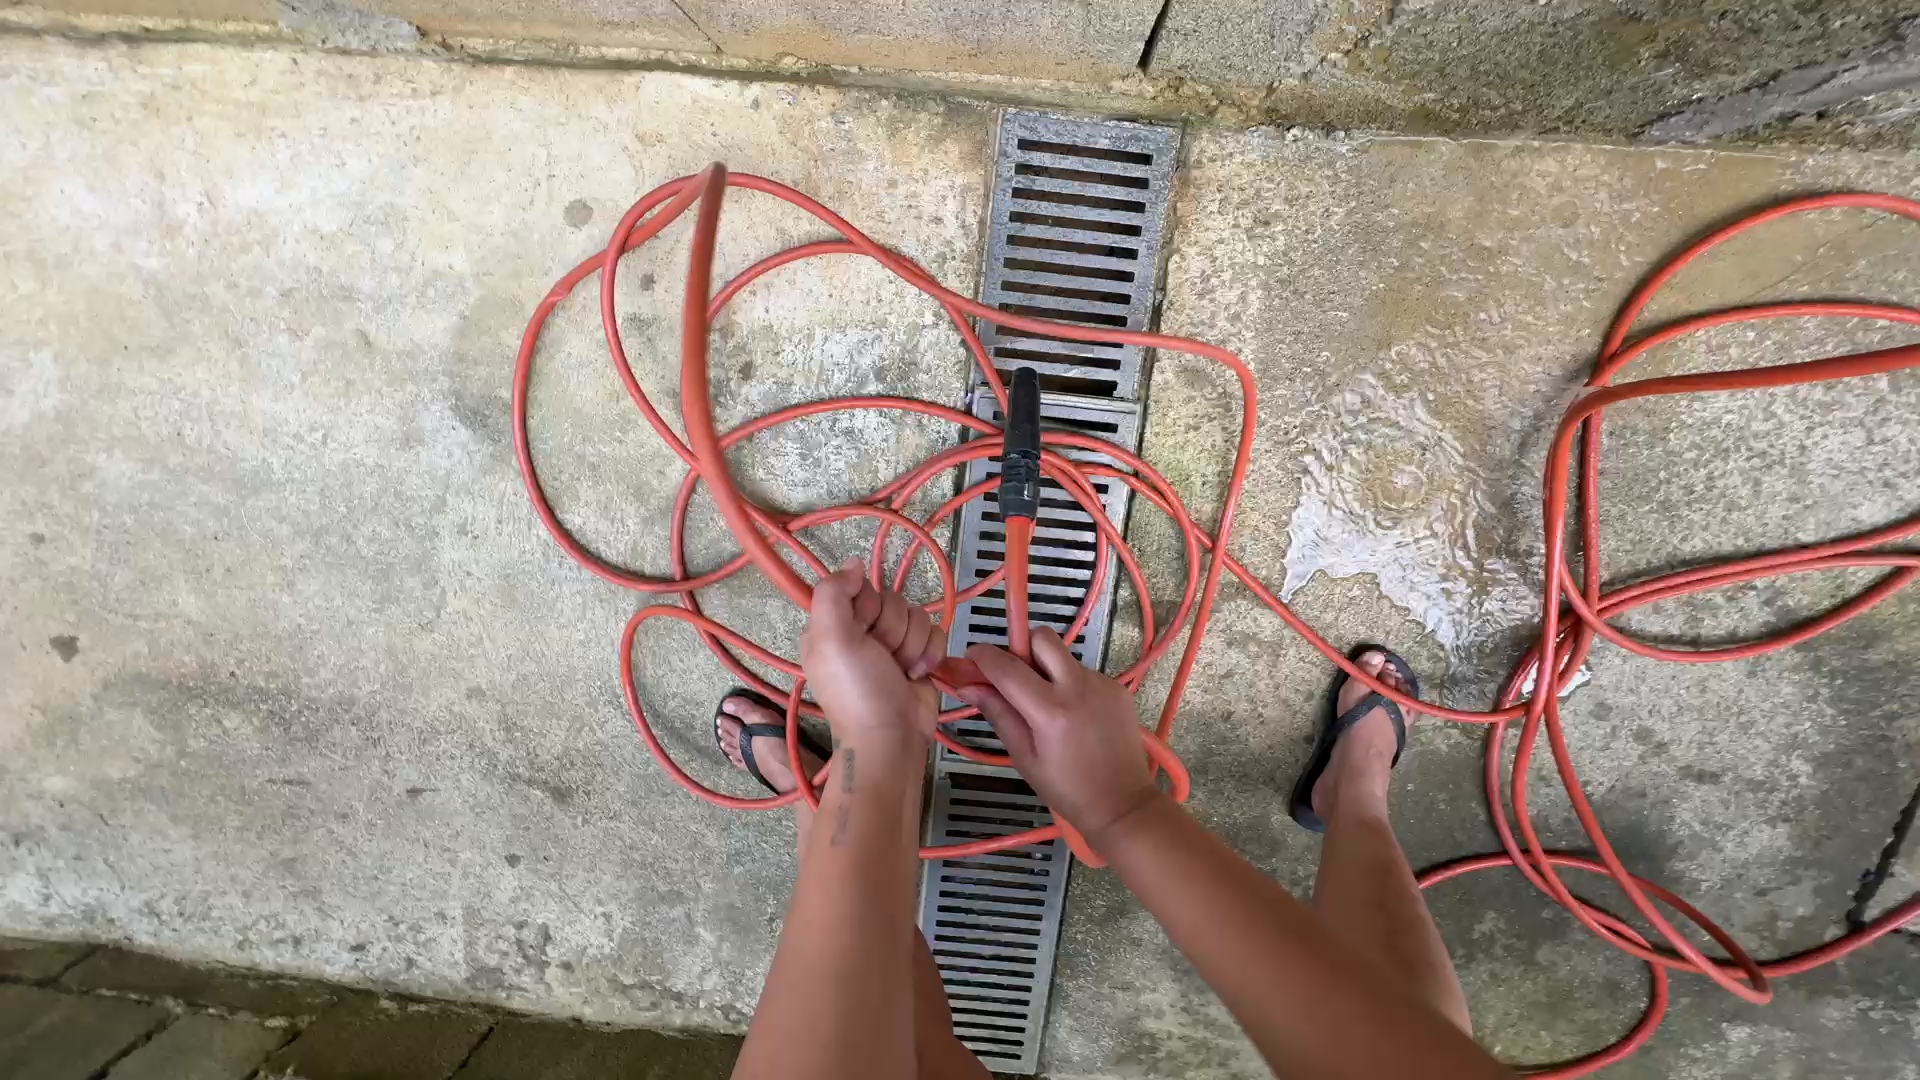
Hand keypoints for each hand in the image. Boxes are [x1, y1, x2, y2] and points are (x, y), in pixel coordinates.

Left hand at [801, 559, 943, 756]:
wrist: (892, 738)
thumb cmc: (857, 690)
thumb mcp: (831, 640)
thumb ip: (833, 593)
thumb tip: (855, 562)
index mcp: (834, 625)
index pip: (860, 588)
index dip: (868, 607)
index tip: (863, 631)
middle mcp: (862, 631)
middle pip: (893, 600)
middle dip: (893, 630)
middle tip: (882, 657)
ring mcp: (893, 645)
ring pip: (917, 615)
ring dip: (913, 645)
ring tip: (900, 671)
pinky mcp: (920, 656)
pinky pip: (936, 633)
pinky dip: (930, 655)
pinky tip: (917, 675)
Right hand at [951, 627, 1157, 838]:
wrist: (1123, 804)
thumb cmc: (1067, 789)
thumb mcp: (1024, 756)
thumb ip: (998, 713)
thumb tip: (968, 686)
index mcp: (1050, 710)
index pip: (1008, 668)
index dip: (983, 656)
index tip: (971, 657)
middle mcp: (1078, 687)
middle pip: (1042, 638)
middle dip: (1023, 647)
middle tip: (1016, 675)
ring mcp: (1102, 683)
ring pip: (1064, 656)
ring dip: (1048, 669)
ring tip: (1049, 706)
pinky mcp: (1117, 687)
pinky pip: (1084, 672)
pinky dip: (1071, 684)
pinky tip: (1075, 715)